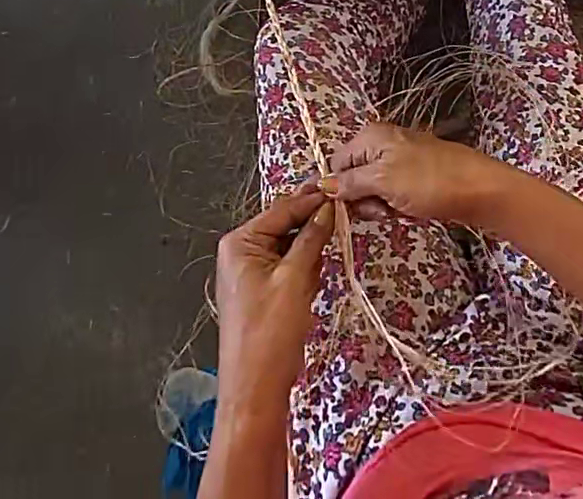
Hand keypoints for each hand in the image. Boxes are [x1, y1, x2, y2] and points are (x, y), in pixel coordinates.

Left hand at [214, 184, 336, 408]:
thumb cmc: (269, 334)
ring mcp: (249, 272)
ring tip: (332, 246)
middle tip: (342, 215)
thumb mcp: (294, 280)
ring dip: (309, 250)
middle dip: (311, 227)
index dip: (310, 201)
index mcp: (239, 242)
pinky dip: (304, 269)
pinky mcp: (261, 291)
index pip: (280, 210)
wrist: (255, 391)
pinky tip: (318, 274)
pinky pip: (286, 269)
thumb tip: (327, 210)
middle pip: (283, 227)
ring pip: (288, 248)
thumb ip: (310, 240)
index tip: (337, 191)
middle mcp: (240, 251)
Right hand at [323, 122, 508, 223]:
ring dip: (379, 204)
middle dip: (362, 198)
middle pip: (353, 175)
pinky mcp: (416, 174)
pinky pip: (392, 190)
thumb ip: (349, 183)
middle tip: (381, 210)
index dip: (338, 188)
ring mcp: (400, 158)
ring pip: (373, 187)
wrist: (483, 191)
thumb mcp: (383, 182)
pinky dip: (396, 203)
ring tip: (397, 211)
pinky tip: (409, 211)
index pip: (336, 163)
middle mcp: (381, 142)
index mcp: (369, 137)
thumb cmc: (429, 182)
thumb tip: (322, 185)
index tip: (349, 210)